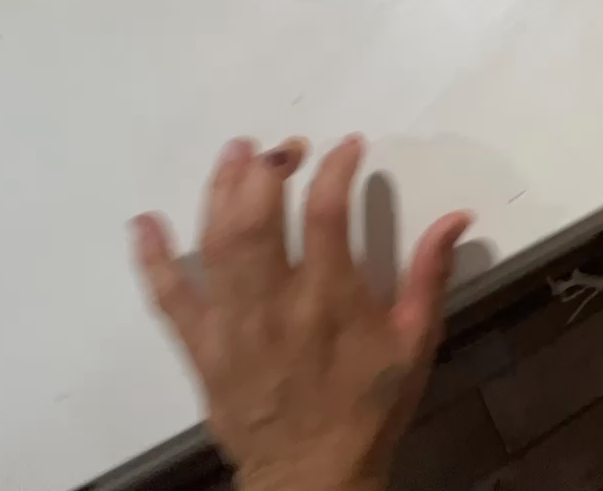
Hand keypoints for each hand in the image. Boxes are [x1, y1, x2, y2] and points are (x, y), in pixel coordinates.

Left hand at [131, 135, 472, 490]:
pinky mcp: (201, 349)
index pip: (326, 213)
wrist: (312, 478)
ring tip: (235, 152)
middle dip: (268, 171)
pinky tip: (144, 223)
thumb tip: (458, 215)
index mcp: (331, 299)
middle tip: (287, 147)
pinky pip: (169, 300)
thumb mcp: (418, 338)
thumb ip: (432, 273)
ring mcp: (230, 327)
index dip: (336, 169)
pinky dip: (151, 260)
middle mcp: (275, 305)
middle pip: (256, 222)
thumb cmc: (372, 402)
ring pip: (215, 246)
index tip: (348, 145)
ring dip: (221, 192)